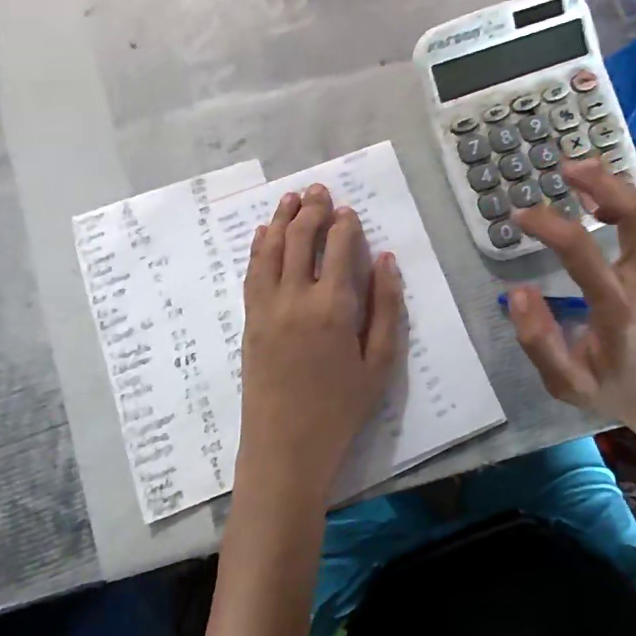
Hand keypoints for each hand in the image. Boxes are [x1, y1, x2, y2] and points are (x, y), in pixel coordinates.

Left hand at [236, 183, 404, 507]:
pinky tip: (265, 232)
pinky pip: (252, 271)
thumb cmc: (341, 408)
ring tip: (293, 196)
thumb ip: (385, 308)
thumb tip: (386, 260)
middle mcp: (295, 297)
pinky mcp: (249, 319)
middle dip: (312, 210)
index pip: (338, 249)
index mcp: (333, 306)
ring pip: (272, 248)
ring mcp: (266, 307)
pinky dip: (259, 246)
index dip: (345, 225)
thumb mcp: (379, 363)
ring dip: (283, 218)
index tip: (349, 210)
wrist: (285, 445)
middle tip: (320, 190)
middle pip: (301, 239)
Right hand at [505, 162, 635, 437]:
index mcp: (617, 309)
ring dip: (630, 190)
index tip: (521, 216)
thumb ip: (538, 340)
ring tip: (596, 191)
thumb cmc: (613, 387)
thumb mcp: (565, 382)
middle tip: (567, 170)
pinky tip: (627, 209)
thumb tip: (518, 292)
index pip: (581, 251)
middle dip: (601, 181)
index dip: (548, 224)